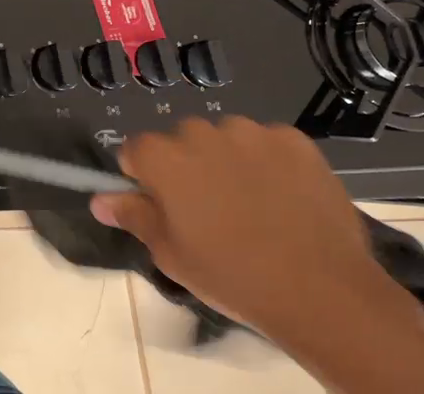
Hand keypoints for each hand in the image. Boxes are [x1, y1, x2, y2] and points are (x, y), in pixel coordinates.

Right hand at [89, 116, 385, 338]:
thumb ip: (133, 217)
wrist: (324, 292)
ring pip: (226, 137)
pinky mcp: (294, 140)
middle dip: (188, 165)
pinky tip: (284, 195)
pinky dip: (270, 161)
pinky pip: (269, 142)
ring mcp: (250, 133)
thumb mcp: (171, 255)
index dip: (146, 177)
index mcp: (162, 158)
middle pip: (181, 140)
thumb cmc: (233, 276)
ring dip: (228, 159)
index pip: (136, 150)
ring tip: (253, 203)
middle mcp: (200, 132)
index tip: (165, 206)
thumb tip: (99, 200)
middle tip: (210, 209)